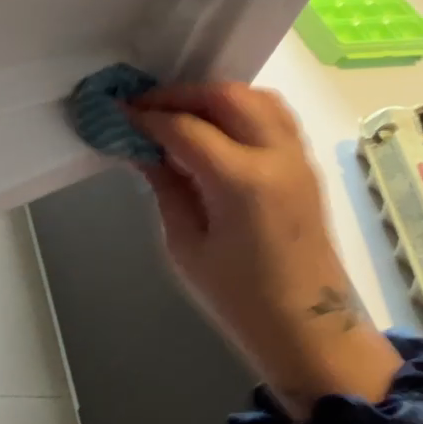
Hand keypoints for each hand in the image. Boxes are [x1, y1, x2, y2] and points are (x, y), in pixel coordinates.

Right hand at [130, 83, 396, 410]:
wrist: (306, 327)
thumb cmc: (236, 297)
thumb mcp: (184, 244)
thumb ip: (165, 187)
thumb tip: (143, 151)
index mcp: (242, 181)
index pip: (185, 127)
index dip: (146, 117)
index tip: (116, 114)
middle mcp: (276, 157)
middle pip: (227, 97)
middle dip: (179, 95)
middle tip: (142, 107)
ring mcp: (298, 159)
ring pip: (257, 98)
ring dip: (213, 97)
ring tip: (176, 114)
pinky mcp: (305, 167)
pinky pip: (272, 117)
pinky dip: (238, 110)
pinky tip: (211, 129)